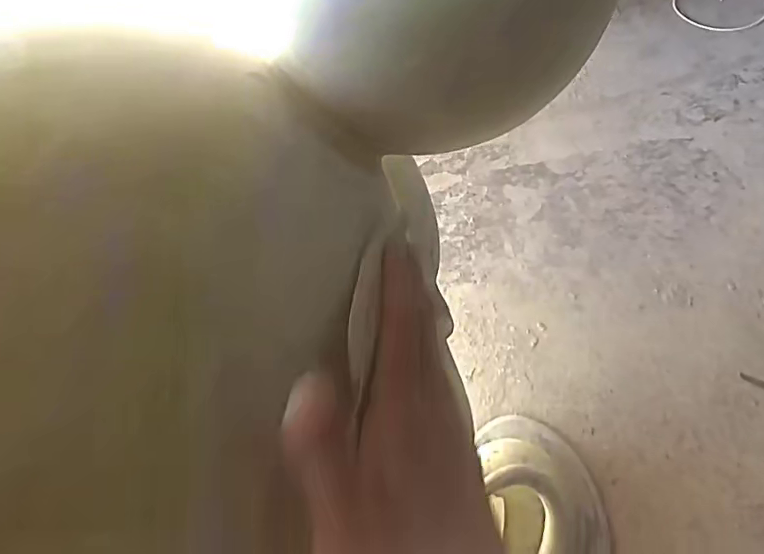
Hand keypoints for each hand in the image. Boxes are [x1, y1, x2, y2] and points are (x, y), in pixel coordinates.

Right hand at [281, 241, 499, 553]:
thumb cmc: (395, 545)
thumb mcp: (343, 508)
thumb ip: (323, 448)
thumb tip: (306, 381)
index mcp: (404, 405)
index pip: (403, 327)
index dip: (399, 282)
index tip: (395, 241)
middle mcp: (434, 403)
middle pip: (426, 331)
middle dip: (414, 289)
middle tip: (402, 253)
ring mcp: (449, 424)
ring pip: (436, 352)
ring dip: (423, 316)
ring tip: (409, 294)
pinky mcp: (456, 446)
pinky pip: (439, 376)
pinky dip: (428, 349)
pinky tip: (420, 363)